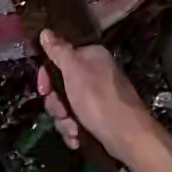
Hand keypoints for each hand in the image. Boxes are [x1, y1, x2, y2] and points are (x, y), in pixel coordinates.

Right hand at [36, 29, 163, 161]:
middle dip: (57, 105)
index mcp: (90, 57)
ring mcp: (97, 97)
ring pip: (65, 107)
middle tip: (63, 113)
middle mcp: (94, 74)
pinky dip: (73, 130)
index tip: (43, 90)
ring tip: (74, 130)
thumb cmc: (99, 100)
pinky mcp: (98, 117)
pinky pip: (75, 121)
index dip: (46, 76)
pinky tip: (77, 139)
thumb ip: (59, 51)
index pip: (58, 59)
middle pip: (59, 87)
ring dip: (64, 122)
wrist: (127, 136)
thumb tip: (46, 32)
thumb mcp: (75, 71)